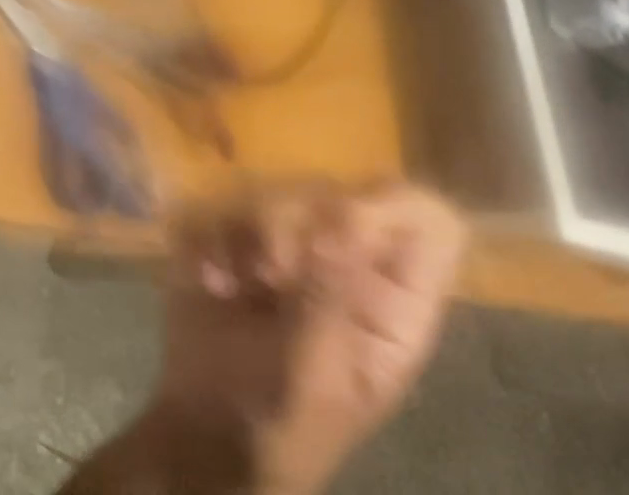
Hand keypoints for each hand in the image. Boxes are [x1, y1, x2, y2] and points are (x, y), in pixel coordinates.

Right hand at [148, 182, 466, 494]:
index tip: (334, 230)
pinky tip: (203, 280)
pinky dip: (203, 239)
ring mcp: (277, 253)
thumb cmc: (283, 420)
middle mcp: (340, 264)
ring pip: (266, 194)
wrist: (205, 435)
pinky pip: (213, 210)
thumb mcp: (317, 374)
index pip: (424, 222)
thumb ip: (330, 299)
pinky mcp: (221, 249)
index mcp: (392, 298)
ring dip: (242, 234)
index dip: (385, 209)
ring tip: (229, 284)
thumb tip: (341, 219)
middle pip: (331, 194)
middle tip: (269, 273)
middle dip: (292, 224)